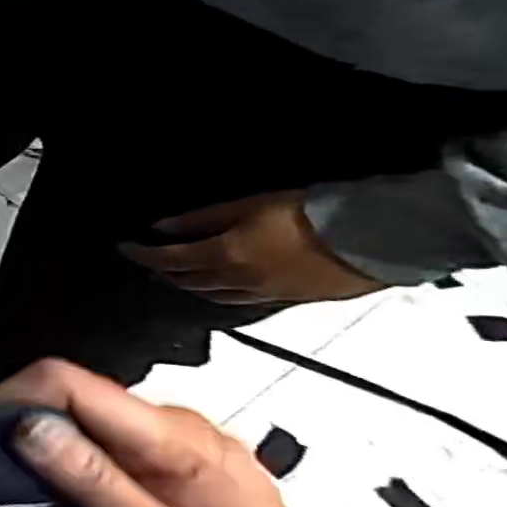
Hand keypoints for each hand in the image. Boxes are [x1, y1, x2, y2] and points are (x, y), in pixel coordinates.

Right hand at [0, 361, 506, 506]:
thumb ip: (96, 483)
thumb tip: (27, 426)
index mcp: (177, 439)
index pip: (69, 381)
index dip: (14, 397)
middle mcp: (175, 420)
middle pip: (72, 391)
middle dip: (23, 419)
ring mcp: (174, 432)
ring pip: (82, 410)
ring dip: (44, 436)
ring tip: (26, 478)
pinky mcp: (167, 449)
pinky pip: (99, 430)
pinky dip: (68, 449)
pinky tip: (65, 483)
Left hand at [120, 190, 384, 304]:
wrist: (383, 236)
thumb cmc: (312, 213)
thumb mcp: (248, 206)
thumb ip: (201, 219)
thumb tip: (161, 227)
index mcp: (223, 257)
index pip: (166, 260)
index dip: (140, 254)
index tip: (123, 247)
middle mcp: (237, 282)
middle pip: (186, 281)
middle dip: (163, 271)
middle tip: (150, 261)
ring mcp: (264, 295)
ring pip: (211, 295)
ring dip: (189, 285)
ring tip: (177, 275)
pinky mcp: (291, 300)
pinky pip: (241, 300)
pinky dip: (220, 292)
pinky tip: (220, 286)